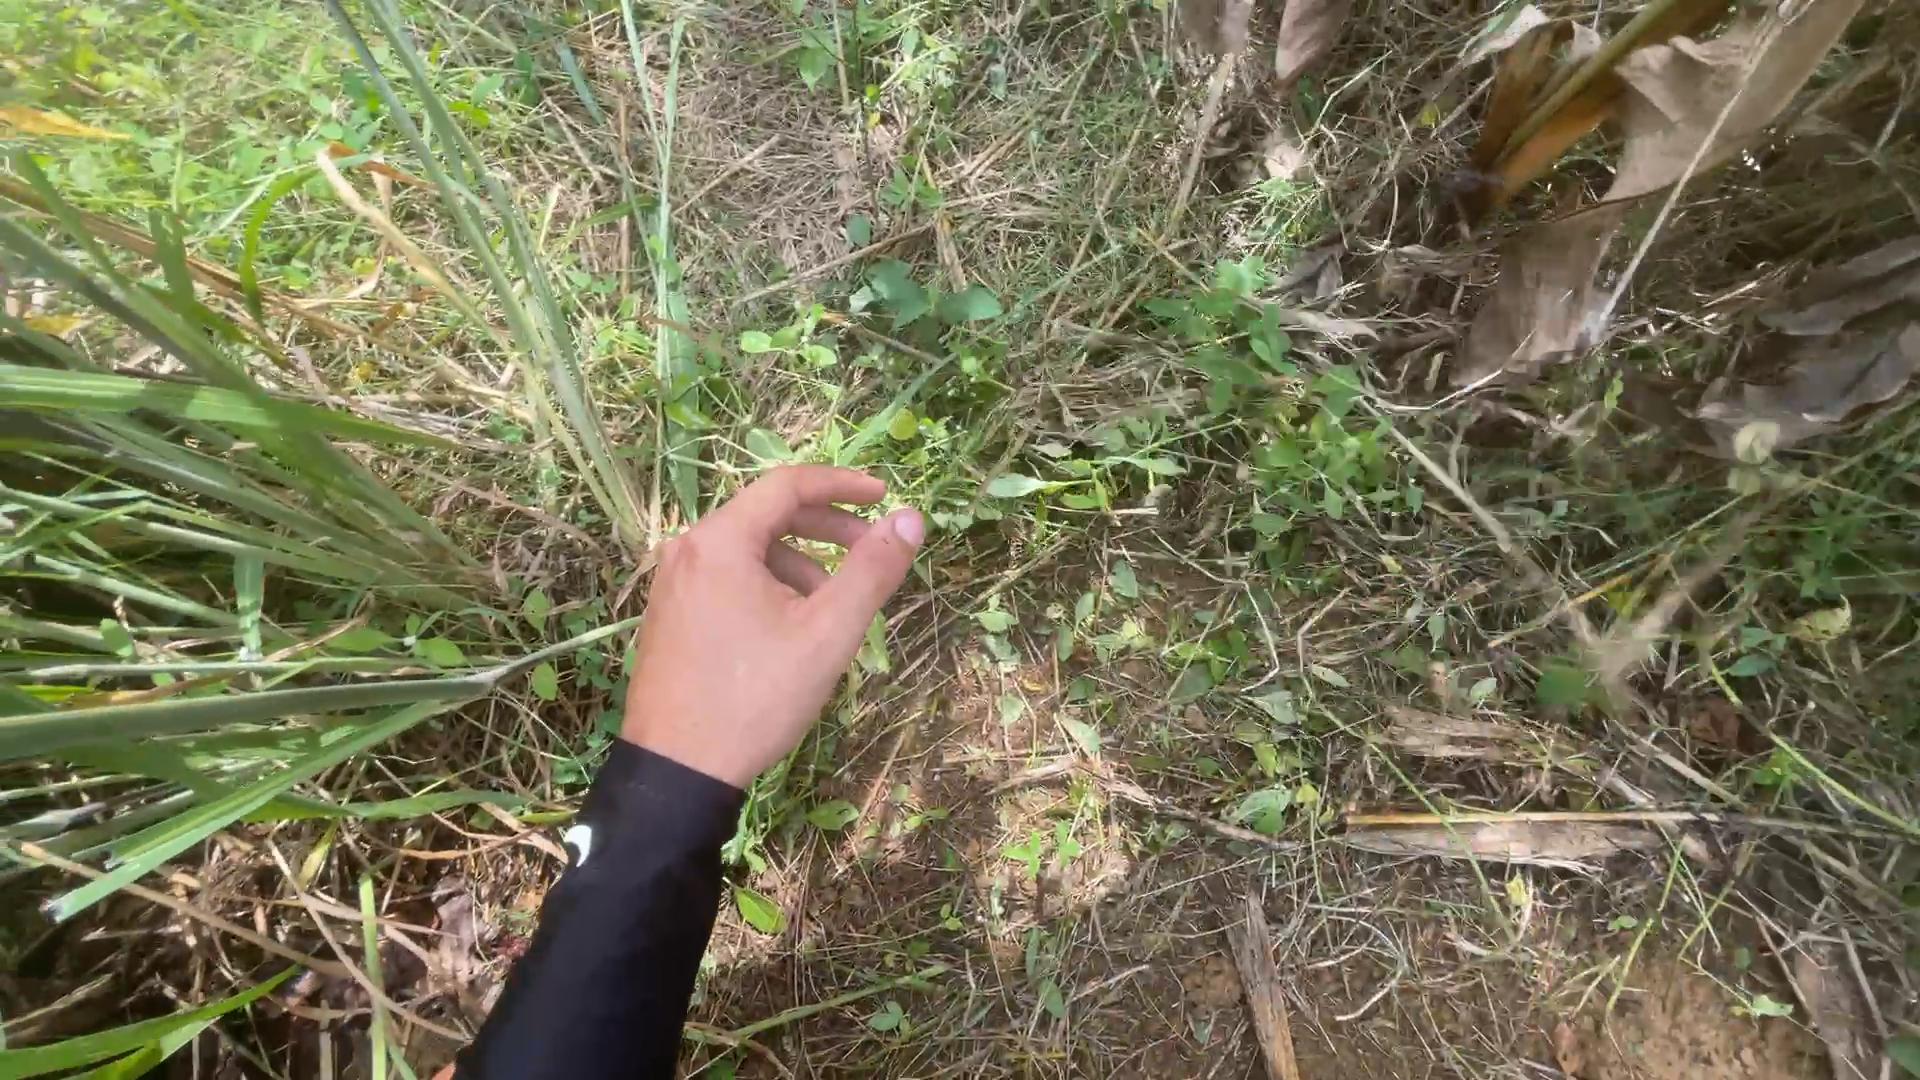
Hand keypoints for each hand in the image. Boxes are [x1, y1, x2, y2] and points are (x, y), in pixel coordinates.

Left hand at [620, 466, 923, 786]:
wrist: (678, 772)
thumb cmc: (757, 696)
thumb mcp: (829, 631)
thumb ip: (873, 569)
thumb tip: (911, 519)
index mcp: (721, 541)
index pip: (788, 485)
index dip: (843, 485)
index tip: (884, 496)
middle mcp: (688, 549)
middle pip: (769, 516)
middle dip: (827, 528)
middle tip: (870, 550)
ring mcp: (673, 583)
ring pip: (751, 551)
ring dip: (801, 563)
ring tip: (833, 607)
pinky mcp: (671, 614)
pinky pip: (730, 578)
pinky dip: (771, 585)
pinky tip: (792, 627)